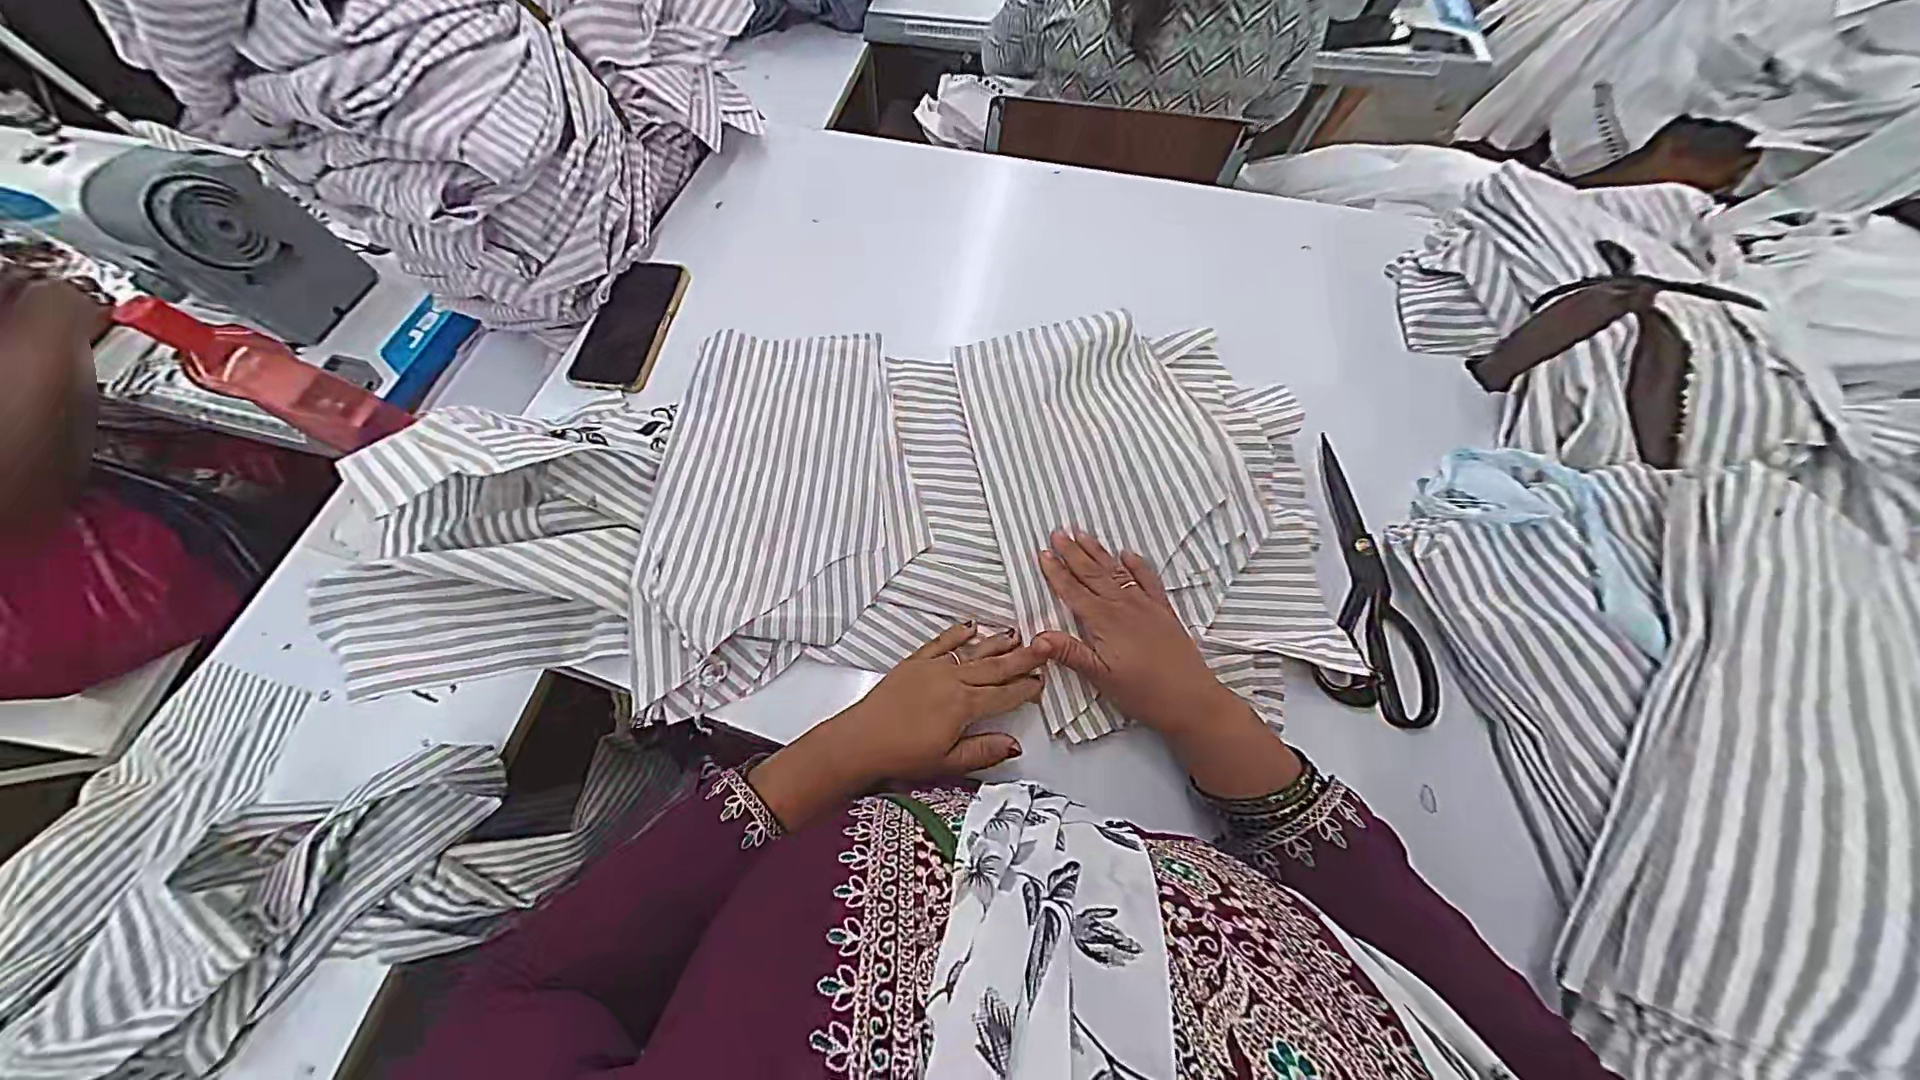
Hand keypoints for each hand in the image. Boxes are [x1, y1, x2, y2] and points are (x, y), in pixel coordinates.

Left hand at [749, 624, 1044, 828]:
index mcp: (964, 705)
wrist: (860, 740)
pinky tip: (971, 626)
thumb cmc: (901, 755)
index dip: (1025, 688)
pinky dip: (958, 633)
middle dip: (1021, 657)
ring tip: (1016, 634)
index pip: (1004, 694)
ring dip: (996, 642)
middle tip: (1042, 646)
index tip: (1041, 681)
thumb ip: (983, 751)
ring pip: (973, 651)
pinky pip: (942, 642)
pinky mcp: (916, 662)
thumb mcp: (947, 762)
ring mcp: (934, 667)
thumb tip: (1014, 744)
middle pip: (995, 667)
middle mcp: (953, 680)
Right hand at [1034, 529, 1300, 795]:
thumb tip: (1035, 638)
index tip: (1043, 553)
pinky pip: (1148, 580)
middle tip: (1058, 532)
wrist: (1191, 699)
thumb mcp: (1100, 677)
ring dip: (1098, 552)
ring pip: (1116, 571)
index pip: (1073, 590)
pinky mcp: (1163, 611)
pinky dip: (1137, 565)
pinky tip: (1128, 554)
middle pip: (1092, 573)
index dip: (1056, 571)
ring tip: (1083, 534)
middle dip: (1073, 552)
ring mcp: (1145, 606)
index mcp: (1104, 621)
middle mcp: (1123, 606)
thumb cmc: (1142, 692)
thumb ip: (1069, 653)